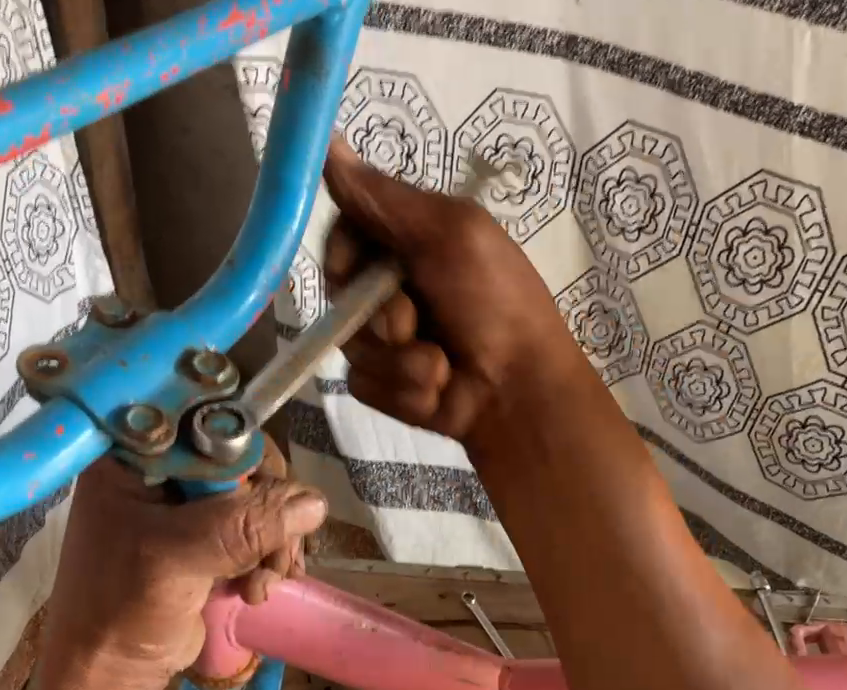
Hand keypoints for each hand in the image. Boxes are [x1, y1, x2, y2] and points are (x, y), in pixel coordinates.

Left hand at [43, 448, 326, 689]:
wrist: (111, 671)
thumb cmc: (120, 608)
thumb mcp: (176, 558)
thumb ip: (242, 527)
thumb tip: (314, 504)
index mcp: (132, 453)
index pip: (207, 422)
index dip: (245, 457)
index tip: (265, 501)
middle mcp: (162, 467)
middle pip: (244, 460)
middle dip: (267, 512)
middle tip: (273, 557)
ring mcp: (186, 502)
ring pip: (259, 495)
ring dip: (274, 540)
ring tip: (262, 584)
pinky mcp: (207, 533)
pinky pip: (258, 525)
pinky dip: (270, 554)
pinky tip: (260, 586)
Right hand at [323, 138, 582, 444]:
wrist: (520, 390)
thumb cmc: (496, 302)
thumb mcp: (448, 234)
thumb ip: (384, 197)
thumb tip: (326, 141)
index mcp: (409, 243)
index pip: (342, 234)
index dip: (341, 254)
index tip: (353, 269)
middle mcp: (392, 289)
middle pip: (338, 292)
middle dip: (378, 314)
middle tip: (415, 322)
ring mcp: (386, 342)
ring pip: (350, 344)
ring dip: (400, 358)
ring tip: (442, 365)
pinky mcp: (385, 387)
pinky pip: (364, 384)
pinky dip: (404, 390)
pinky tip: (439, 392)